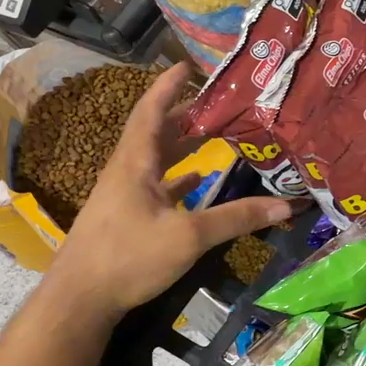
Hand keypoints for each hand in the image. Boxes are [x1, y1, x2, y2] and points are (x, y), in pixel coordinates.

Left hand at [43, 63, 292, 320]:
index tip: (189, 65)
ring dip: (182, 144)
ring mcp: (124, 196)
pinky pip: (156, 185)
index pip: (151, 111)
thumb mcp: (189, 236)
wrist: (79, 301)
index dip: (169, 87)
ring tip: (215, 133)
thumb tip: (286, 206)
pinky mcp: (125, 218)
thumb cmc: (128, 257)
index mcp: (135, 163)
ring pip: (156, 158)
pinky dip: (178, 177)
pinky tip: (198, 181)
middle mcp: (127, 172)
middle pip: (156, 132)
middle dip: (186, 113)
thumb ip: (237, 218)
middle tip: (220, 101)